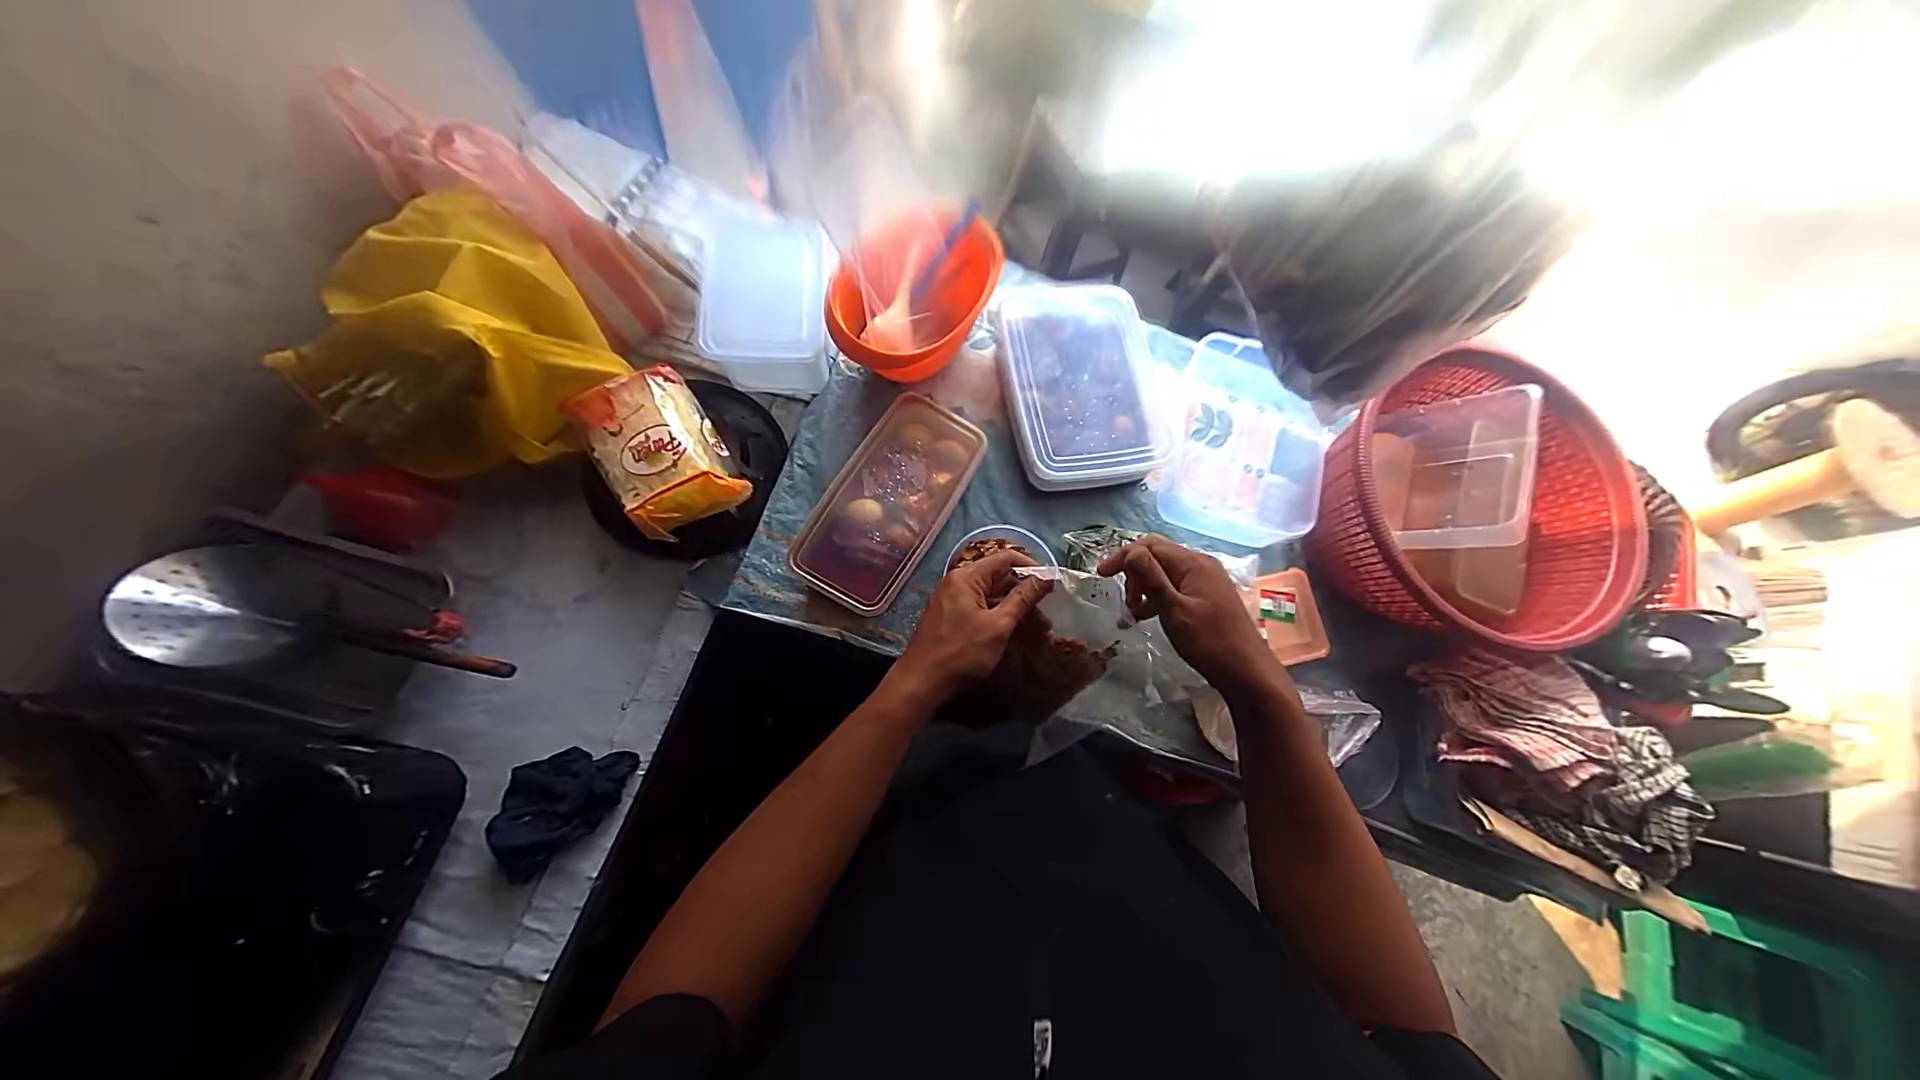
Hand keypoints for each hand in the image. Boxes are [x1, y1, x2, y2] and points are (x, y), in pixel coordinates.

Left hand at [886, 550, 1052, 707]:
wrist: (920, 684)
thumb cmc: (960, 653)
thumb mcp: (997, 626)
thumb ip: (1022, 599)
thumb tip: (1045, 577)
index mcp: (967, 577)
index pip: (1006, 558)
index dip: (1032, 568)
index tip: (1053, 585)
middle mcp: (957, 583)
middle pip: (999, 577)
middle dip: (1025, 593)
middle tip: (1048, 616)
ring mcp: (952, 600)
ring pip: (992, 596)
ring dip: (1015, 609)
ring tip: (1039, 630)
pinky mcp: (951, 618)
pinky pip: (981, 609)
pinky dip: (1000, 618)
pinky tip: (1015, 633)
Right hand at [1097, 536, 1282, 694]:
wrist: (1247, 671)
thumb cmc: (1208, 641)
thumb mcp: (1173, 609)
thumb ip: (1151, 577)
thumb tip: (1130, 551)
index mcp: (1192, 563)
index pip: (1149, 546)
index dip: (1123, 557)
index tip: (1102, 576)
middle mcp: (1201, 564)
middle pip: (1157, 555)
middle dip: (1133, 572)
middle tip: (1125, 601)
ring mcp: (1206, 580)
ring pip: (1165, 572)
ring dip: (1144, 586)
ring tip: (1134, 612)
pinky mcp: (1208, 596)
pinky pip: (1175, 586)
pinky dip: (1157, 596)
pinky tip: (1149, 616)